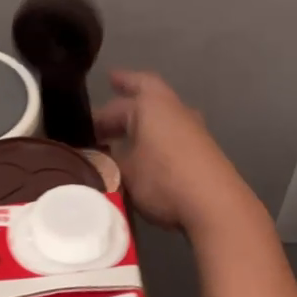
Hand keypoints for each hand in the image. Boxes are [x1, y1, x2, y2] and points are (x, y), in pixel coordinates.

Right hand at [94, 70, 256, 231]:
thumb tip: (98, 161)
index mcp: (150, 104)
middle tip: (112, 92)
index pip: (116, 105)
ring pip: (162, 115)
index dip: (97, 117)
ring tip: (128, 129)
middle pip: (146, 94)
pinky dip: (157, 137)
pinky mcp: (203, 149)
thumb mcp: (125, 174)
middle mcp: (173, 108)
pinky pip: (172, 134)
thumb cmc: (163, 180)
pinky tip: (150, 152)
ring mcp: (193, 127)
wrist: (214, 204)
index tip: (82, 124)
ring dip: (145, 119)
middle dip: (127, 95)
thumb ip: (108, 164)